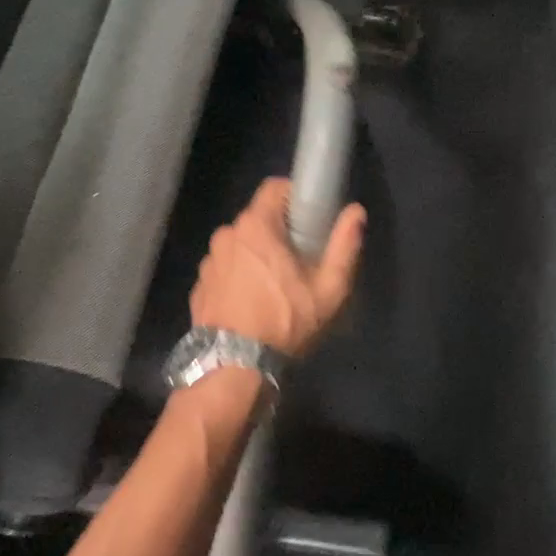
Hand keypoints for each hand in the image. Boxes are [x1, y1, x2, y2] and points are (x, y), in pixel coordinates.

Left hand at [189, 178, 366, 358]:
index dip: (294, 196)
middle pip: (257, 219)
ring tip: (275, 286)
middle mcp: (227, 235)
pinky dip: (238, 278)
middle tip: (299, 259)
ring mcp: (209, 261)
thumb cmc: (284, 322)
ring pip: (240, 245)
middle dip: (278, 231)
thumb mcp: (328, 289)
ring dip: (256, 256)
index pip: (274, 187)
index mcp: (256, 226)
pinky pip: (225, 269)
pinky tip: (252, 304)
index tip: (310, 217)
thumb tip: (356, 212)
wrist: (233, 368)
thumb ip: (344, 246)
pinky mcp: (199, 286)